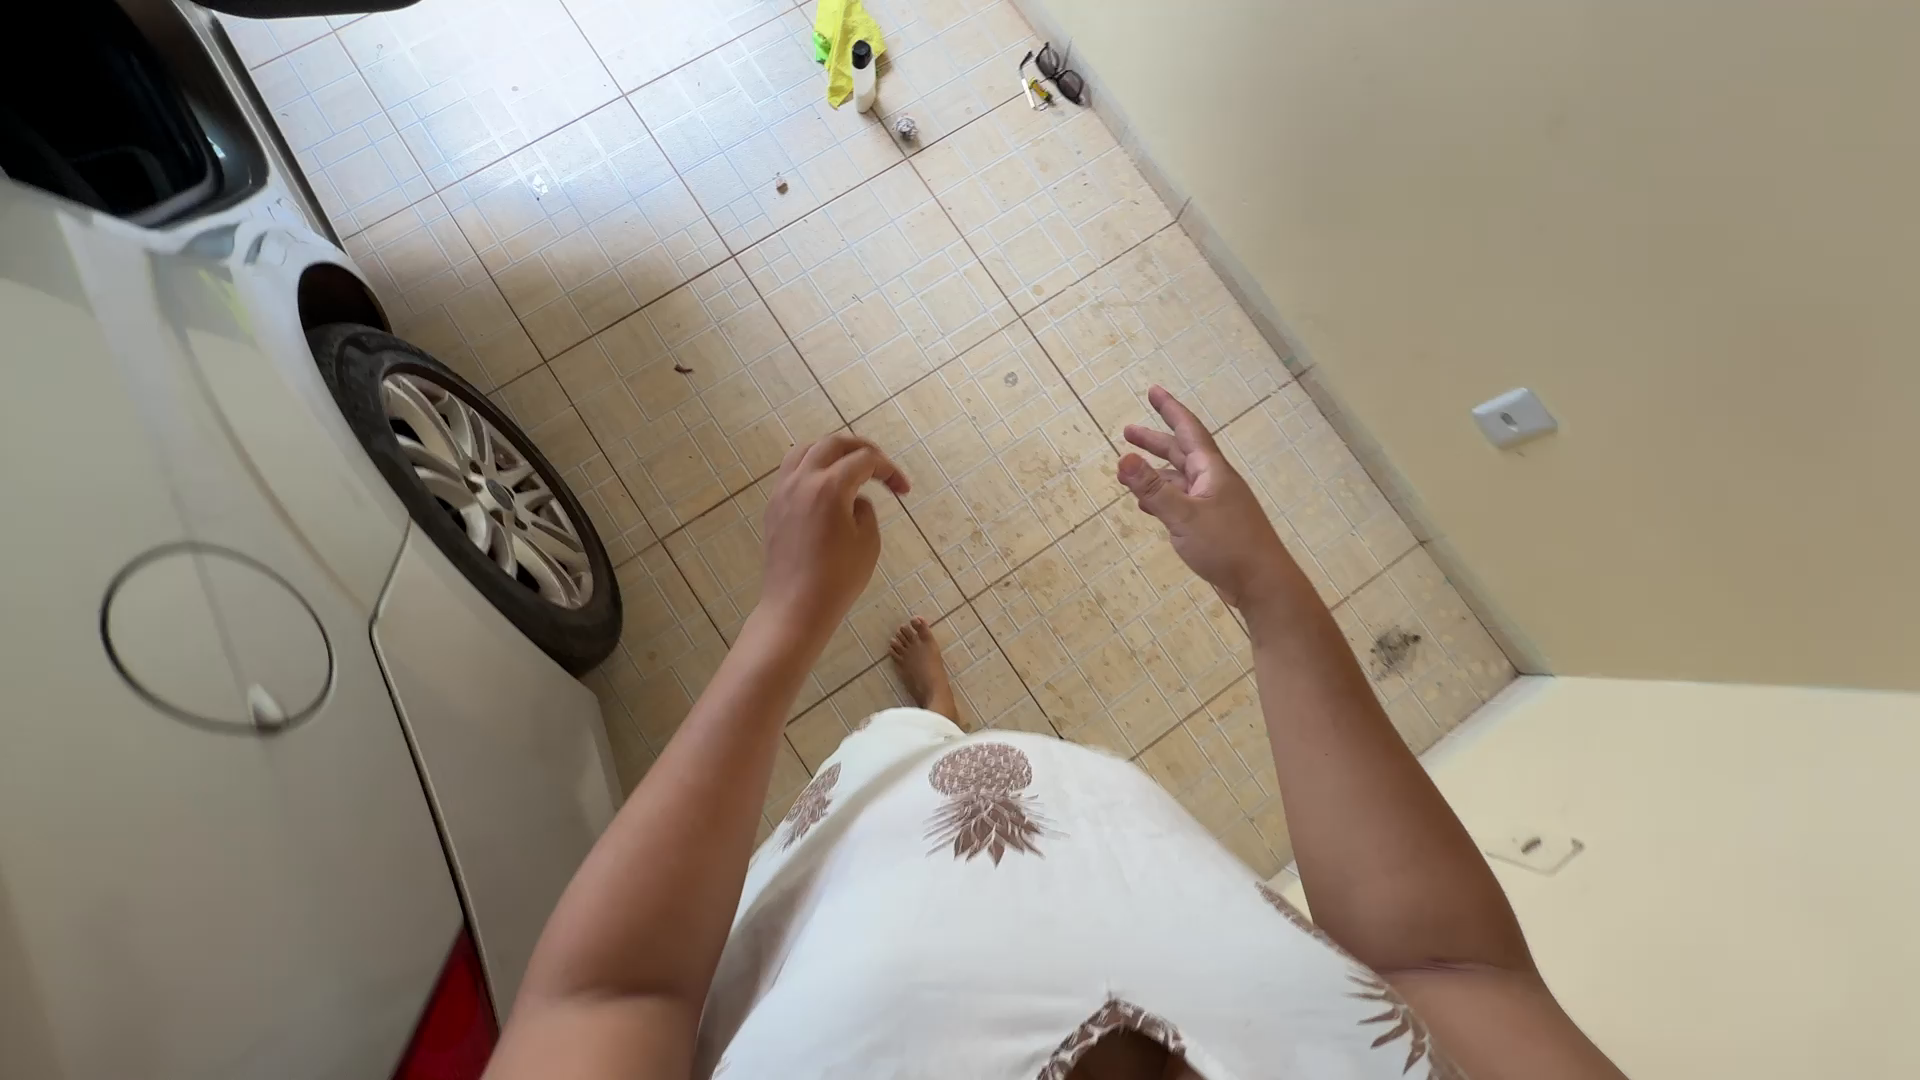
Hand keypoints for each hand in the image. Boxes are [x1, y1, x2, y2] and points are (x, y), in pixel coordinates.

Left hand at [758, 434, 910, 640]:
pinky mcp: (773, 506)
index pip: (865, 460)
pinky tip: (825, 486)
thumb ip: (864, 510)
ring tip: (849, 467)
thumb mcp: (868, 542)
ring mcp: (783, 491)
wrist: (795, 607)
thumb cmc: (838, 578)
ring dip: (832, 452)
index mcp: (830, 486)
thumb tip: (853, 500)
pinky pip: (791, 471)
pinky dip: (812, 467)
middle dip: (862, 449)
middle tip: (880, 466)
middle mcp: (803, 480)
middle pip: (833, 444)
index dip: (889, 470)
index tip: (903, 490)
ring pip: (806, 450)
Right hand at [1118, 386, 1292, 609]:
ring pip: (1180, 479)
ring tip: (1129, 474)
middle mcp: (1214, 482)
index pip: (1188, 431)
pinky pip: (1182, 502)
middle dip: (1155, 441)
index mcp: (1212, 471)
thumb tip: (1123, 458)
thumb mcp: (1183, 516)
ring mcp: (1215, 504)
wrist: (1262, 583)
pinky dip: (1163, 499)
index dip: (1170, 410)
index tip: (1153, 391)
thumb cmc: (1226, 546)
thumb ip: (1152, 489)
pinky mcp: (1212, 525)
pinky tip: (1148, 508)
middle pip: (1181, 453)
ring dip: (1156, 473)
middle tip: (1128, 432)